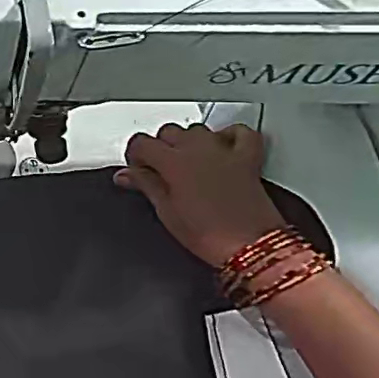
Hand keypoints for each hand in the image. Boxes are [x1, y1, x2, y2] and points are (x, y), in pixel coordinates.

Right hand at [113, 123, 285, 266]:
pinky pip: (239, 132)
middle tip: (157, 169)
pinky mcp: (248, 159)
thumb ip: (145, 185)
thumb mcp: (166, 211)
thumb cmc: (209, 234)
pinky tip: (220, 145)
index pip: (141, 143)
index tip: (136, 169)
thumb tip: (127, 175)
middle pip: (168, 132)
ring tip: (185, 162)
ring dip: (188, 141)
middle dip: (158, 147)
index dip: (134, 156)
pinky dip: (228, 134)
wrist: (251, 248)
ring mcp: (224, 151)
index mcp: (172, 161)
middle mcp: (197, 149)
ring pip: (197, 129)